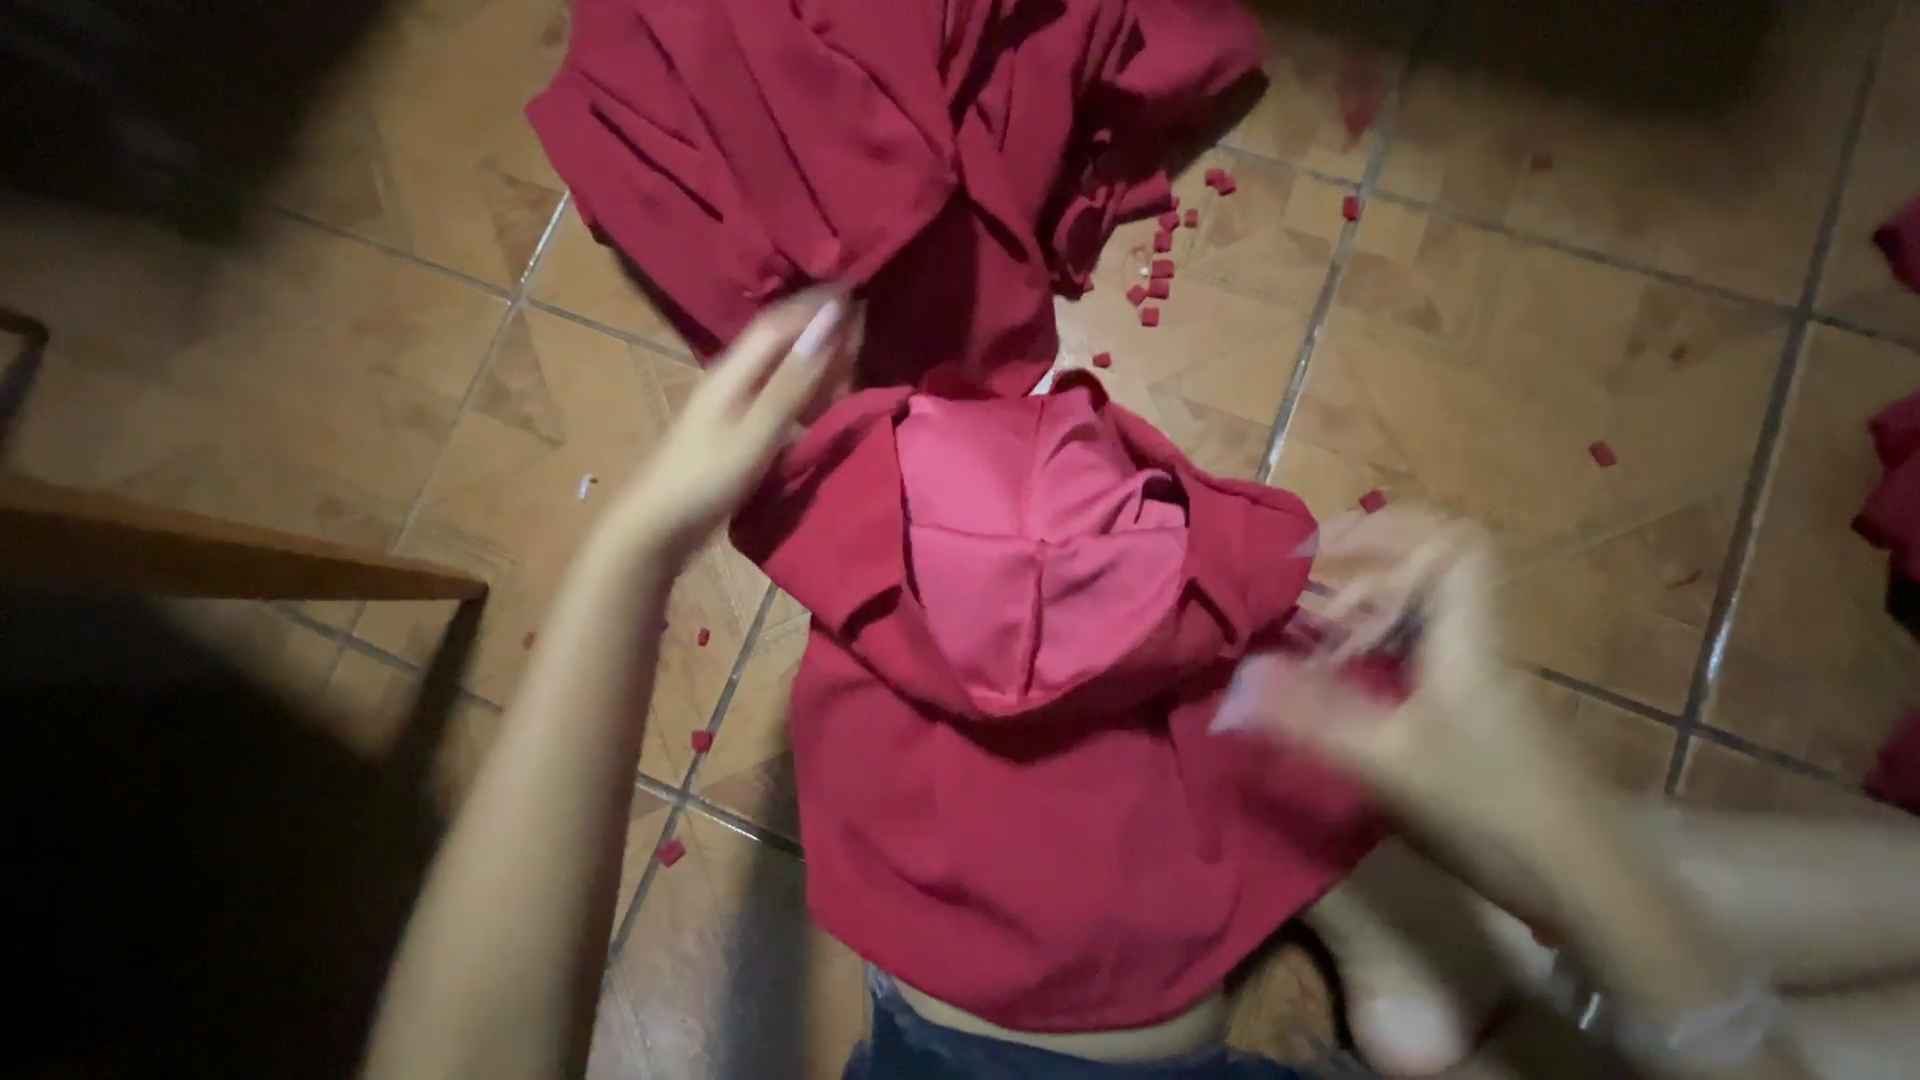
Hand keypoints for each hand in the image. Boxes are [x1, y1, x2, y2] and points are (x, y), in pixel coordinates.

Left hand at [601, 289, 858, 560]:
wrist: (657, 528)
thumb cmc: (706, 478)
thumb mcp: (756, 430)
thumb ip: (794, 379)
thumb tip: (831, 320)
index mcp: (733, 371)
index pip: (779, 321)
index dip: (816, 302)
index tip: (858, 286)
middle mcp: (733, 380)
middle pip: (780, 342)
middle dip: (820, 328)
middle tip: (865, 321)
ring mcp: (733, 408)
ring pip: (781, 371)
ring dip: (816, 361)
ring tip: (855, 359)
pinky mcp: (737, 433)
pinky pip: (779, 400)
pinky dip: (807, 395)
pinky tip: (825, 404)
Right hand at [1214, 508, 1596, 841]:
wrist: (1588, 883)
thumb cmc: (1491, 807)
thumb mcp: (1387, 760)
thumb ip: (1308, 718)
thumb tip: (1234, 684)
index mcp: (1464, 637)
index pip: (1451, 543)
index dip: (1388, 528)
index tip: (1323, 548)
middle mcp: (1472, 642)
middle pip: (1426, 571)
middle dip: (1358, 574)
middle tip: (1305, 604)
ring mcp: (1475, 675)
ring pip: (1418, 612)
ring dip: (1362, 614)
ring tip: (1313, 644)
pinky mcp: (1471, 707)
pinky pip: (1415, 651)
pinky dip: (1371, 650)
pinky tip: (1340, 682)